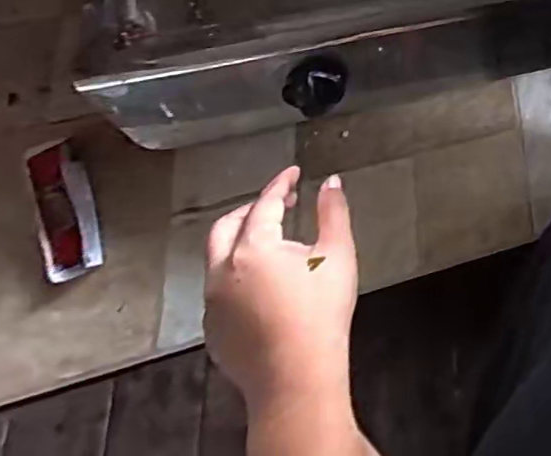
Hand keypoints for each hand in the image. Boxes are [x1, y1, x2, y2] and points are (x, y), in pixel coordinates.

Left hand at [205, 166, 359, 422]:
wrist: (297, 376)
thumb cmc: (321, 313)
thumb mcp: (337, 252)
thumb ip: (333, 211)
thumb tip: (331, 183)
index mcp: (254, 249)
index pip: (265, 204)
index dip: (281, 184)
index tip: (292, 174)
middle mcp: (223, 273)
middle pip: (226, 226)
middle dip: (251, 208)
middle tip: (279, 202)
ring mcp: (213, 303)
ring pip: (218, 258)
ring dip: (242, 240)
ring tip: (275, 239)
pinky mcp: (213, 328)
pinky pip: (219, 287)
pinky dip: (237, 271)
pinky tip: (265, 279)